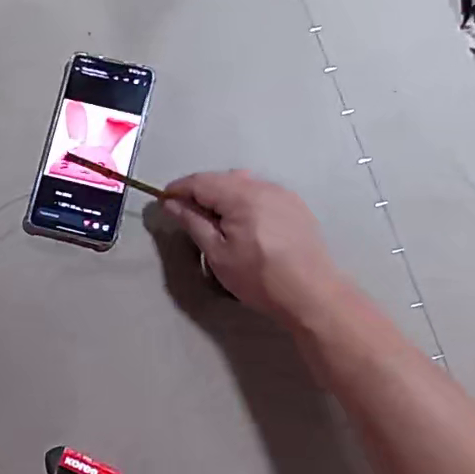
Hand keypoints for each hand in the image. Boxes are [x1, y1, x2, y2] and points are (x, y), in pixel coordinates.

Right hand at [160, 170, 346, 328]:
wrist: (312, 294)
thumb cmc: (259, 277)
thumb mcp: (217, 253)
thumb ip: (193, 222)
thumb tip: (171, 203)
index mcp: (241, 196)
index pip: (200, 181)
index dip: (178, 188)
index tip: (162, 200)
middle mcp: (263, 187)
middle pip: (221, 178)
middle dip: (198, 190)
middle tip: (183, 212)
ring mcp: (282, 194)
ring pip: (241, 183)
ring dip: (221, 194)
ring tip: (211, 218)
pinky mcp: (294, 205)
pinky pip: (260, 192)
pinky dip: (242, 199)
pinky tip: (240, 221)